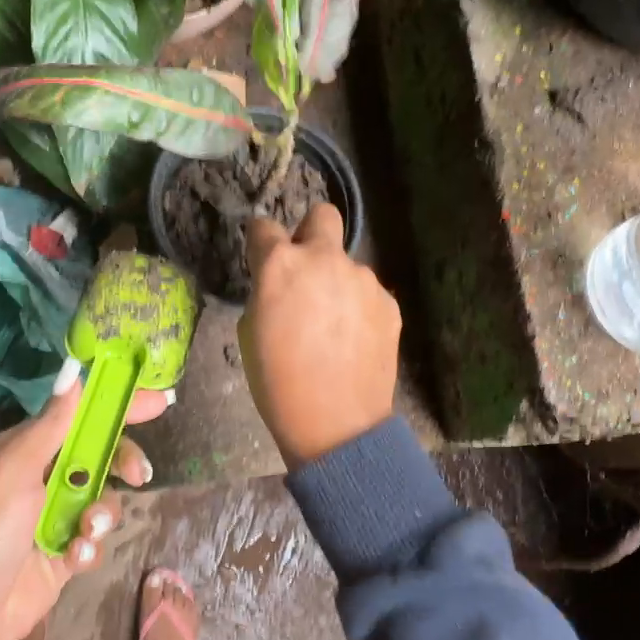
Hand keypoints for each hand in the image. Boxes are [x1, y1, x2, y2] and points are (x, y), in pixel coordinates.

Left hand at [0, 366, 169, 639]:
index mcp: (22, 450)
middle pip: (97, 456)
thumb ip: (51, 424)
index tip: (158, 402)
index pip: (75, 417)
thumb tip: (71, 368)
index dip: (115, 407)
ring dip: (101, 513)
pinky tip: (73, 556)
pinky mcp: (63, 554)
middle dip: (121, 461)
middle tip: (138, 473)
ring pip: (102, 498)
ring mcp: (52, 517)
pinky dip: (88, 545)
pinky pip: (93, 538)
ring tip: (87, 531)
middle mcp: (39, 478)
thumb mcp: (13, 469)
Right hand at [239, 203, 400, 467]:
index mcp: (280, 264)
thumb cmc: (276, 381)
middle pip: (322, 215)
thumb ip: (267, 292)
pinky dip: (358, 308)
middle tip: (305, 269)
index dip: (260, 241)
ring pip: (346, 264)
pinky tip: (353, 341)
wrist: (335, 424)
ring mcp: (362, 279)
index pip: (264, 226)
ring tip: (332, 328)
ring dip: (336, 283)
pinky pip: (367, 293)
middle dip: (310, 232)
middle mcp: (324, 260)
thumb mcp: (251, 331)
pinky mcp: (388, 302)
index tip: (262, 257)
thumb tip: (282, 285)